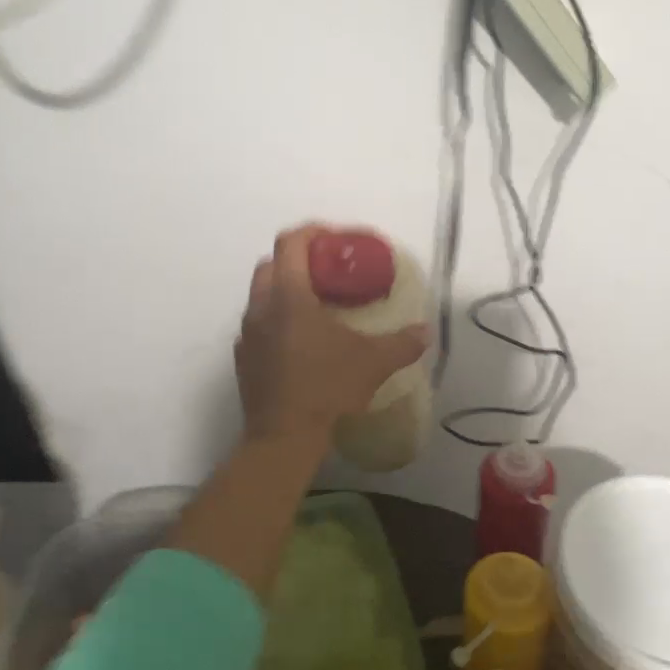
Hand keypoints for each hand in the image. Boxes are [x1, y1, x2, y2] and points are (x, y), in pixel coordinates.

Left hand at [235, 224, 429, 446]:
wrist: (283, 437)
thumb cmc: (327, 387)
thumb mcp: (374, 363)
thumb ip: (402, 343)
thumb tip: (426, 332)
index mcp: (289, 296)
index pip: (291, 242)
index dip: (312, 232)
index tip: (334, 239)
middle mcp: (261, 307)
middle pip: (271, 264)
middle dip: (296, 260)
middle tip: (327, 273)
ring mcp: (247, 334)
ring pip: (260, 296)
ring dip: (284, 291)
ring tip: (315, 308)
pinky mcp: (243, 358)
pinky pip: (257, 326)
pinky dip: (275, 322)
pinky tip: (299, 343)